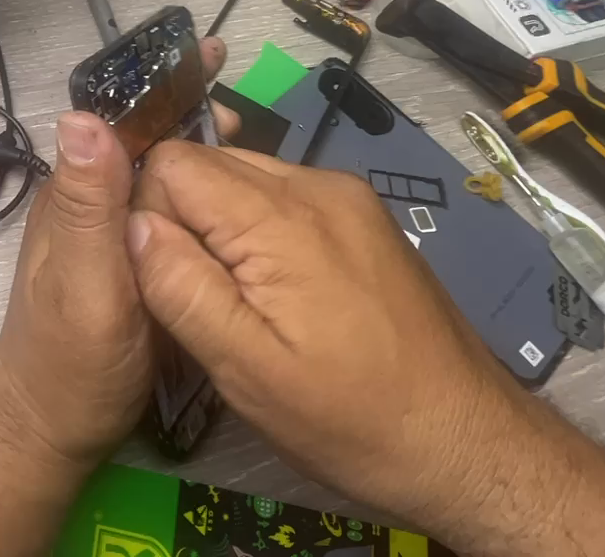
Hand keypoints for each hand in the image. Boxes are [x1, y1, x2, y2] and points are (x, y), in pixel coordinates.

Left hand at [0, 38, 227, 466]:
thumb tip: (82, 115)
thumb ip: (86, 207)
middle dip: (185, 114)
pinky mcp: (126, 262)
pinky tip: (224, 201)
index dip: (159, 89)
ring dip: (193, 151)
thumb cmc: (70, 361)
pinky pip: (161, 212)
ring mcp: (106, 234)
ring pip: (153, 176)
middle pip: (139, 143)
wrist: (54, 426)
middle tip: (241, 110)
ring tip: (244, 140)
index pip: (117, 122)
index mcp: (74, 196)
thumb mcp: (84, 284)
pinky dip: (193, 194)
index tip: (204, 58)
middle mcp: (87, 203)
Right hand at [124, 142, 547, 534]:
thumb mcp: (247, 370)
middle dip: (181, 214)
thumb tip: (133, 223)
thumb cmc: (351, 417)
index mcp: (280, 216)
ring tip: (236, 291)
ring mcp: (342, 193)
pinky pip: (277, 191)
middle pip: (205, 161)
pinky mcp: (359, 211)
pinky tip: (274, 282)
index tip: (165, 274)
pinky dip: (254, 223)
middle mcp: (313, 182)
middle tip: (198, 289)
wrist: (471, 443)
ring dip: (217, 220)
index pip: (172, 162)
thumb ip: (181, 287)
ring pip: (238, 172)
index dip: (149, 211)